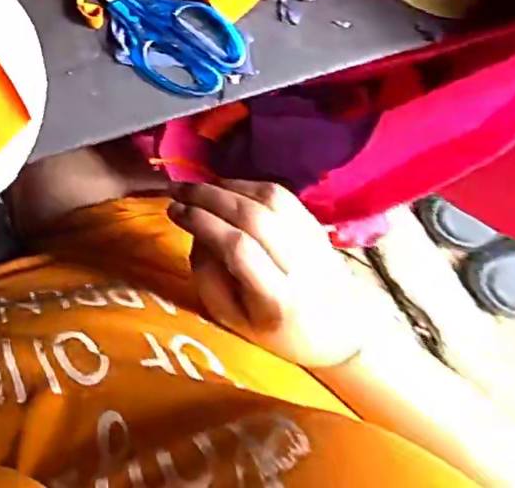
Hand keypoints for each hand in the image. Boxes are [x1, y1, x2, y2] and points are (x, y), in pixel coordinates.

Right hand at [167, 180, 384, 366]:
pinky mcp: (316, 224)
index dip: (202, 222)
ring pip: (268, 199)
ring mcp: (313, 241)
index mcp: (279, 300)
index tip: (173, 211)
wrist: (342, 330)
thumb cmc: (277, 330)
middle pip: (253, 217)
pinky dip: (247, 184)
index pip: (239, 248)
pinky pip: (280, 194)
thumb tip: (196, 234)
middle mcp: (301, 267)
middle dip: (208, 196)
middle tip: (177, 190)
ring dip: (226, 186)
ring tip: (197, 187)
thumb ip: (208, 278)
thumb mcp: (234, 321)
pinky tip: (225, 187)